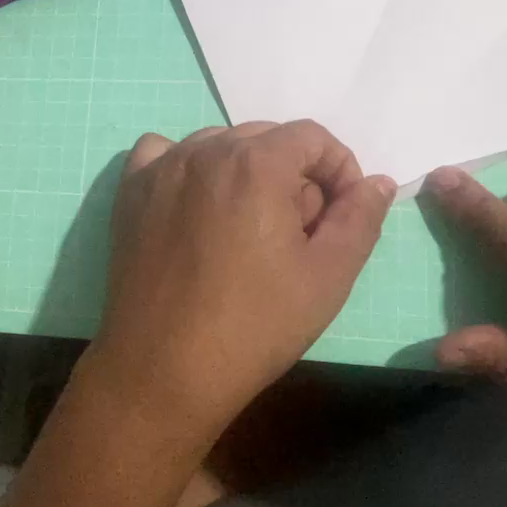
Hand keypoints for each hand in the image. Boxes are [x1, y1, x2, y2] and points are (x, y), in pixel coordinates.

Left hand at [85, 120, 395, 443]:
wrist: (163, 370)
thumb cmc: (254, 325)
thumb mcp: (328, 277)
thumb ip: (360, 218)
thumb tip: (376, 183)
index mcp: (256, 163)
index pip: (312, 137)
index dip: (339, 170)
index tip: (340, 215)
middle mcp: (205, 151)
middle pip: (266, 139)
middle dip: (294, 176)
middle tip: (298, 234)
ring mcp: (161, 169)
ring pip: (219, 146)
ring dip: (245, 173)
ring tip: (248, 229)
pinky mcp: (130, 192)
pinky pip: (164, 154)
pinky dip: (188, 169)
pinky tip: (195, 207)